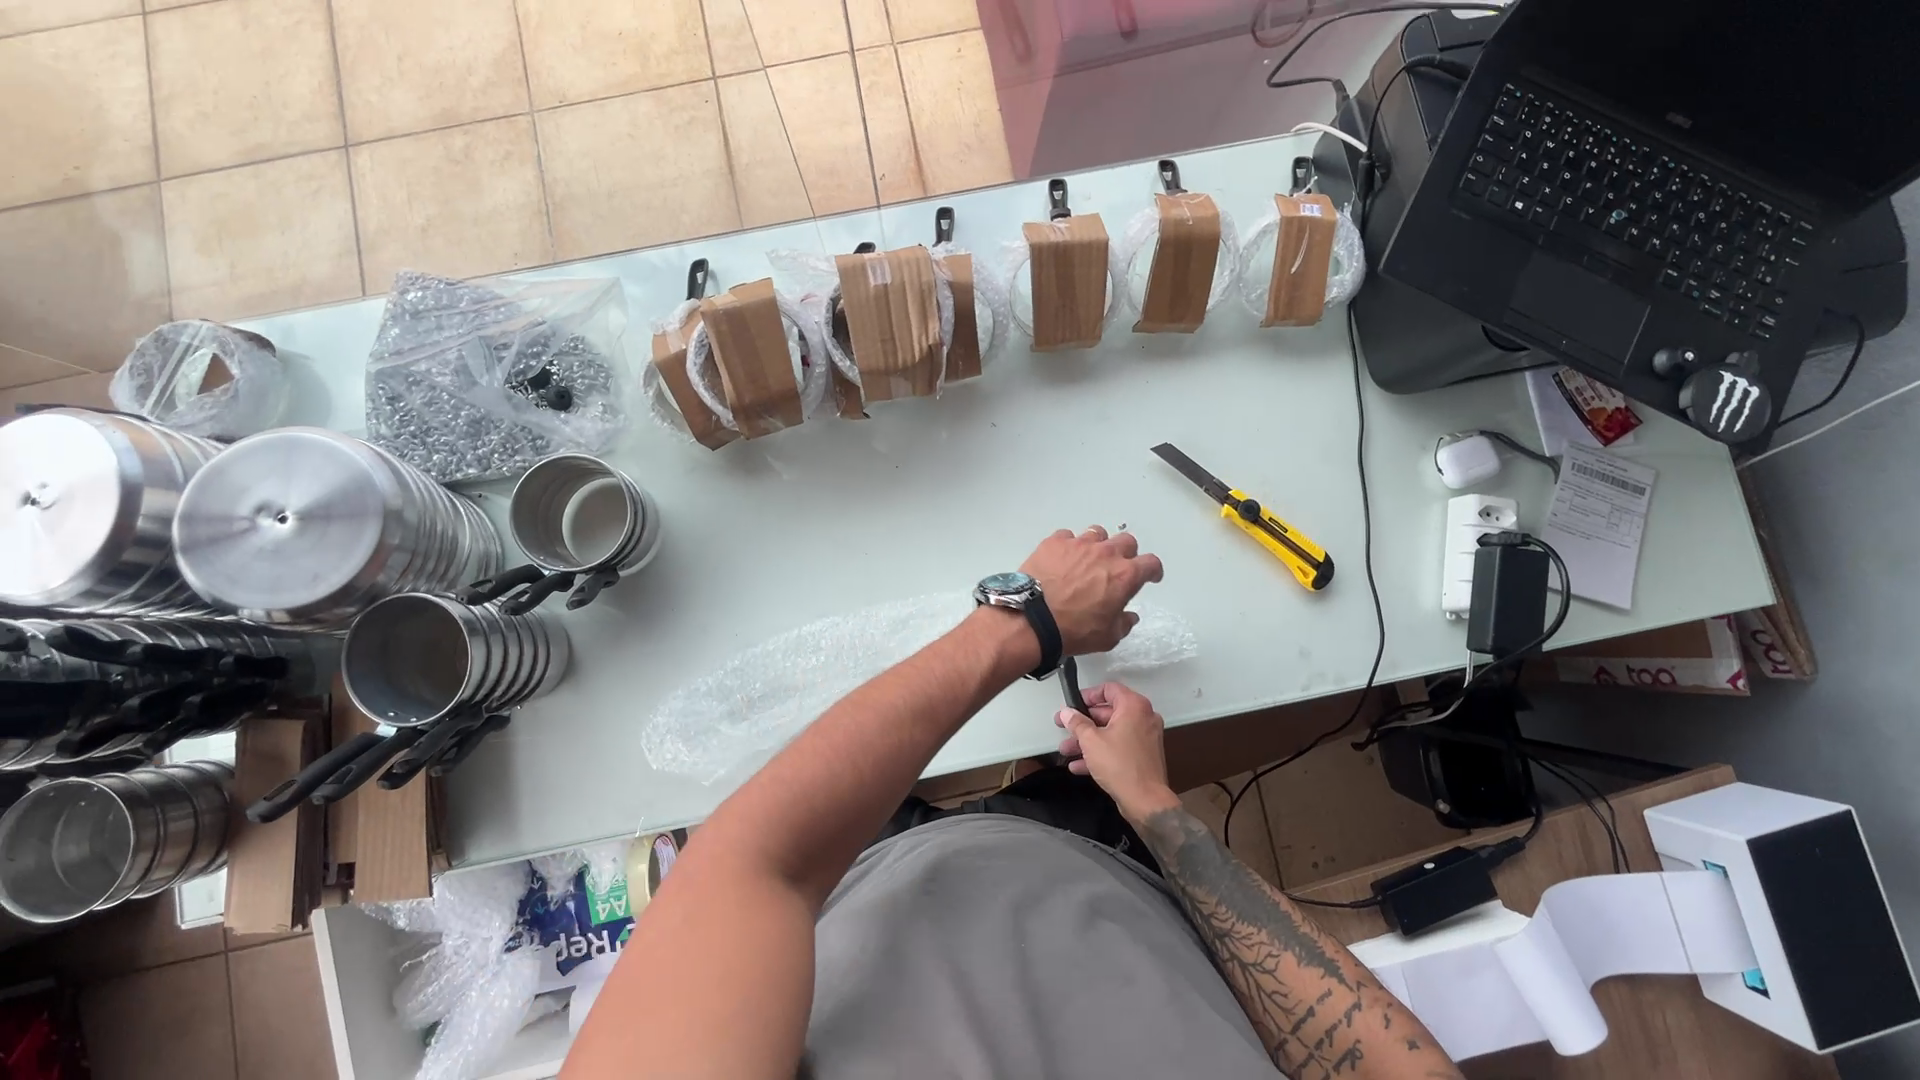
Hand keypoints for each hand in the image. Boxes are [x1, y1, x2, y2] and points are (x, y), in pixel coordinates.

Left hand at [1019, 527, 1163, 655]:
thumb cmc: (1072, 630)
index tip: (1150, 576)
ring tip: (1089, 560)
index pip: (1151, 563)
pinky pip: (1068, 537)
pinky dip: (1069, 546)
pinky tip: (1063, 560)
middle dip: (1127, 554)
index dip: (1153, 570)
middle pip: (1127, 541)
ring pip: (1098, 533)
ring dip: (1099, 545)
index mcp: (1124, 575)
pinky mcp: (1054, 542)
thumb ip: (1123, 623)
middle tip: (1117, 568)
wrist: (1031, 620)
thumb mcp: (1107, 637)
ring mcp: (1079, 544)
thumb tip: (1128, 616)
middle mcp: (1105, 553)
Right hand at [1055, 682, 1179, 823]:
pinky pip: (1118, 747)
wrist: (1145, 801)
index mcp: (1134, 706)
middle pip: (1108, 712)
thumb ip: (1076, 723)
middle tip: (1063, 728)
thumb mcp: (1091, 741)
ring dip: (1088, 740)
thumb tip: (1066, 712)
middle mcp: (1143, 717)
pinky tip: (1078, 765)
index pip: (1109, 689)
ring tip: (1066, 750)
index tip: (1072, 705)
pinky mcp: (1143, 756)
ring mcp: (1145, 738)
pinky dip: (1101, 752)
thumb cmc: (1119, 764)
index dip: (1088, 695)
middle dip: (1083, 723)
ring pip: (1111, 733)